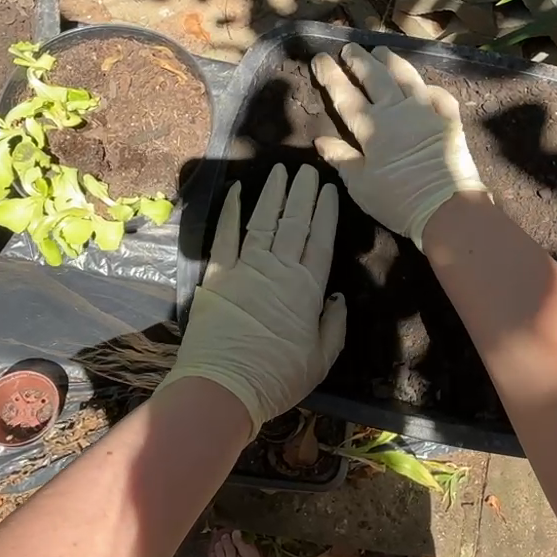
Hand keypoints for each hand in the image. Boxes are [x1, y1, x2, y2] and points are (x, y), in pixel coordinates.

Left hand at [160, 163, 344, 427]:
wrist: (223, 389)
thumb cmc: (277, 379)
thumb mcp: (321, 359)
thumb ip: (334, 325)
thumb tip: (338, 296)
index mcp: (308, 289)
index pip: (321, 240)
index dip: (326, 212)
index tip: (329, 188)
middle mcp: (280, 270)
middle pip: (295, 222)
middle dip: (302, 192)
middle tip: (307, 167)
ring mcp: (246, 268)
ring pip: (264, 221)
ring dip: (273, 194)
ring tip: (281, 170)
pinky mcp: (217, 275)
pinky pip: (225, 236)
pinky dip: (230, 212)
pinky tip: (236, 191)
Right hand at [310, 43, 487, 248]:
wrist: (447, 207)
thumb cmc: (398, 200)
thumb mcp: (360, 185)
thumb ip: (341, 158)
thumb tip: (320, 140)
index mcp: (371, 126)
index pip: (345, 94)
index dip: (331, 74)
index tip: (320, 58)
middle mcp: (398, 109)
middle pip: (375, 76)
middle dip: (359, 60)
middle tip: (349, 48)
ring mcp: (426, 109)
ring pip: (406, 76)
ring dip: (391, 61)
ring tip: (381, 51)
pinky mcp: (449, 118)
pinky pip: (437, 93)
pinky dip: (427, 87)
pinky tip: (423, 86)